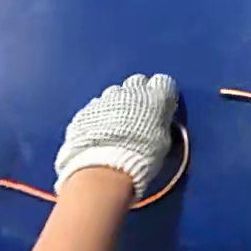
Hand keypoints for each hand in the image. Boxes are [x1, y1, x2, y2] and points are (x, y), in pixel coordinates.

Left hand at [54, 73, 178, 196]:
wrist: (105, 168)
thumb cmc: (141, 157)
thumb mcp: (163, 142)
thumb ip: (160, 124)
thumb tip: (159, 122)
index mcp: (155, 98)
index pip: (163, 82)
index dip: (163, 93)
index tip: (162, 105)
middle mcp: (130, 92)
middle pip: (137, 82)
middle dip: (139, 94)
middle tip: (139, 114)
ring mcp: (105, 99)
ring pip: (114, 93)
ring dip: (118, 104)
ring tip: (117, 125)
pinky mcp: (86, 111)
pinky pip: (96, 108)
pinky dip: (100, 116)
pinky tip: (100, 132)